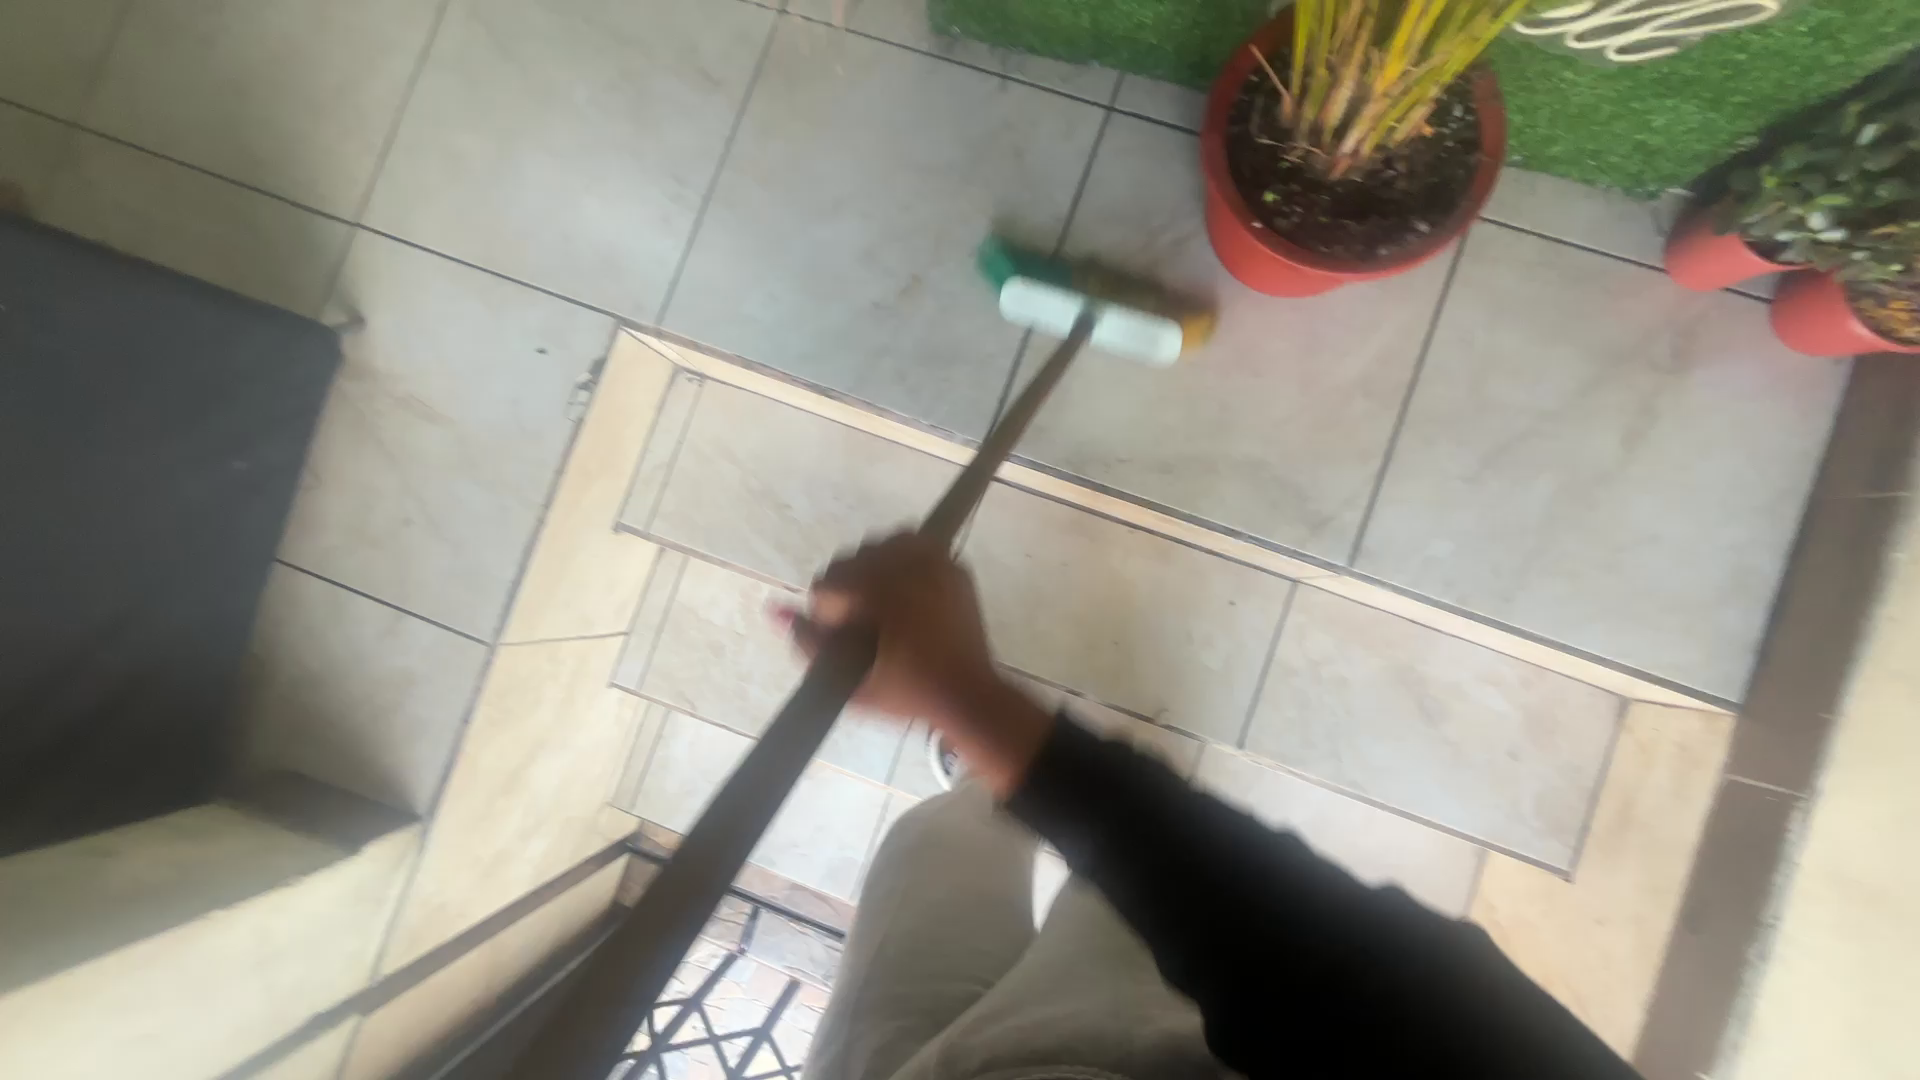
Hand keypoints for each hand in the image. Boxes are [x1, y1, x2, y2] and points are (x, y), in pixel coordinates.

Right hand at [776, 532, 1053, 795]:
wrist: (966, 693)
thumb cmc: (906, 693)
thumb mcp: (849, 679)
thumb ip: (807, 643)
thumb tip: (773, 610)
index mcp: (878, 593)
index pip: (827, 585)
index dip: (826, 614)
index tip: (840, 637)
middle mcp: (905, 568)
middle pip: (851, 560)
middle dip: (847, 589)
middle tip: (860, 623)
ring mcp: (933, 563)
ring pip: (880, 544)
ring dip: (871, 569)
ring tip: (878, 603)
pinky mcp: (952, 564)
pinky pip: (915, 541)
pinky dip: (902, 555)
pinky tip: (900, 583)